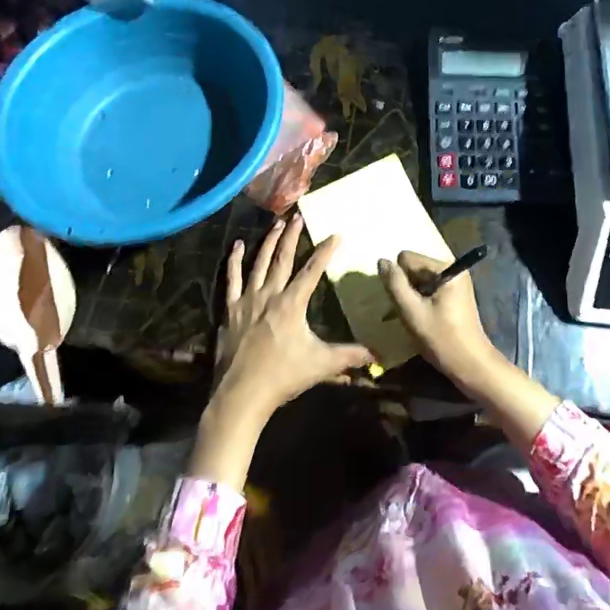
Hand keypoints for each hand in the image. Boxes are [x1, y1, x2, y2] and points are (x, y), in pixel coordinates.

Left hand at [215, 216, 374, 420]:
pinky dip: (235, 261)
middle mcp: (270, 294)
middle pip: (282, 259)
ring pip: (259, 263)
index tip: (336, 234)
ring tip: (276, 223)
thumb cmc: (283, 376)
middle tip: (298, 216)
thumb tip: (378, 355)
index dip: (325, 251)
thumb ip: (350, 356)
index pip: (312, 271)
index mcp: (292, 303)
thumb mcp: (321, 365)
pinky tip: (238, 245)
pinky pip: (232, 279)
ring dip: (269, 242)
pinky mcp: (231, 309)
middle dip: (292, 236)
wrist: (242, 393)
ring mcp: (247, 300)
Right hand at [379, 250, 560, 449]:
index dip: (400, 280)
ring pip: (419, 279)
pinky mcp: (454, 295)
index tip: (406, 303)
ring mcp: (455, 282)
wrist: (471, 364)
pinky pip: (429, 289)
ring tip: (416, 318)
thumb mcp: (412, 312)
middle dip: (406, 288)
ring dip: (412, 297)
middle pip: (414, 267)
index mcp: (446, 268)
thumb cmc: (441, 338)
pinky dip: (421, 302)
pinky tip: (424, 319)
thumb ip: (395, 284)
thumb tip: (382, 260)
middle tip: (409, 312)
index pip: (407, 258)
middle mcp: (453, 269)